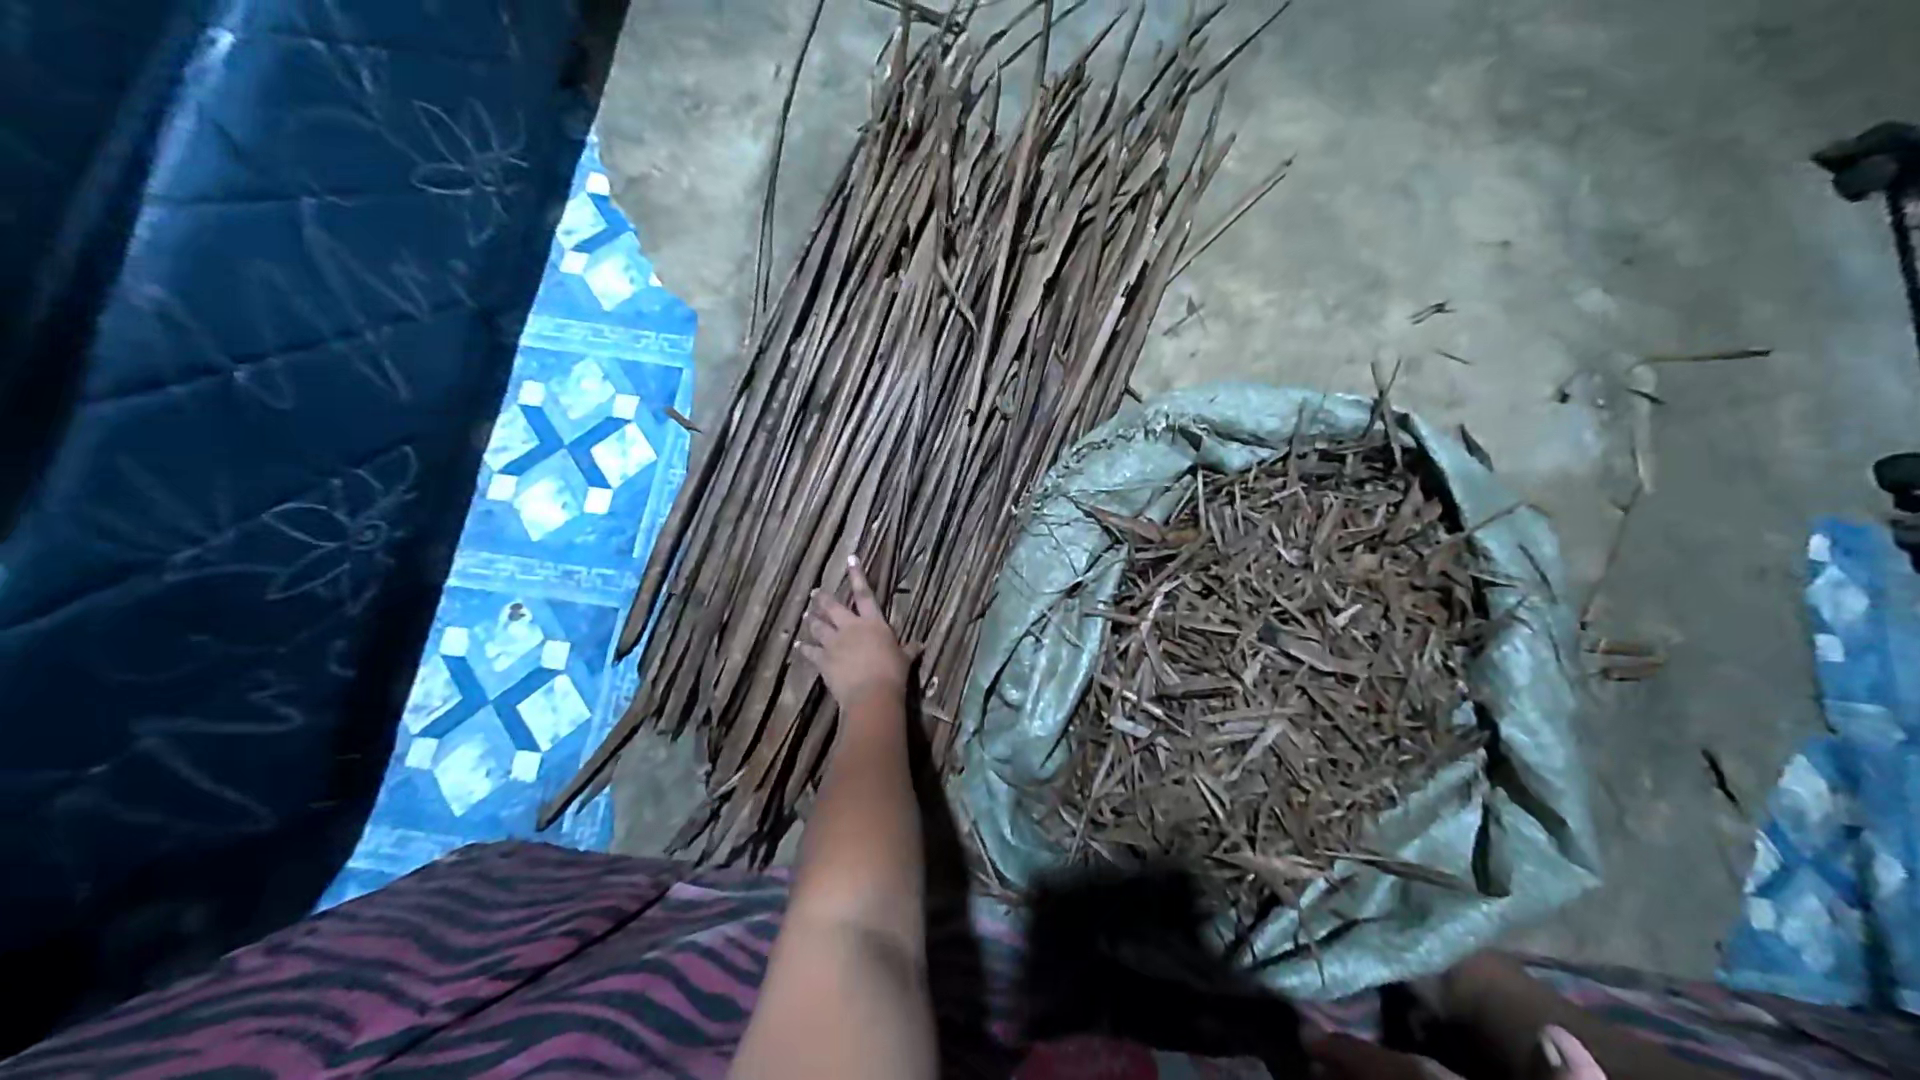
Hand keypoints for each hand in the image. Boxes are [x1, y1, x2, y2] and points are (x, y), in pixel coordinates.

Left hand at [798, 555, 909, 712]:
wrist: (872, 693)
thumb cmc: (892, 672)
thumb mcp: (904, 659)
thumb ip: (909, 650)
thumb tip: (921, 645)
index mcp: (873, 622)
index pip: (864, 593)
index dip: (857, 575)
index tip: (850, 558)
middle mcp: (851, 627)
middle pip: (833, 607)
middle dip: (823, 599)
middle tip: (815, 592)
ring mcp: (834, 643)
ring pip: (819, 626)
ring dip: (812, 620)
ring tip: (806, 615)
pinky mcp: (823, 660)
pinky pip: (811, 652)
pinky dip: (804, 648)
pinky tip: (799, 645)